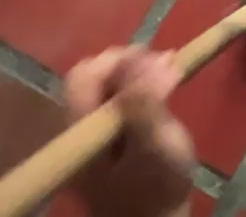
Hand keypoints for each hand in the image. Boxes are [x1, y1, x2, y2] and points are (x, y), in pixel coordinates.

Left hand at [63, 47, 193, 216]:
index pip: (83, 76)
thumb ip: (143, 101)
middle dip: (130, 65)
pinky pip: (117, 104)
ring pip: (107, 89)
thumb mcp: (154, 144)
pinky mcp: (108, 144)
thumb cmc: (157, 188)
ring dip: (137, 77)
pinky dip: (138, 93)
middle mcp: (77, 131)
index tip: (156, 62)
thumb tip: (144, 56)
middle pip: (93, 79)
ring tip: (168, 80)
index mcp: (79, 130)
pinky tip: (160, 98)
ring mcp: (92, 139)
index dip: (119, 60)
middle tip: (166, 68)